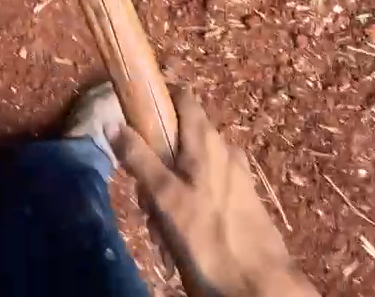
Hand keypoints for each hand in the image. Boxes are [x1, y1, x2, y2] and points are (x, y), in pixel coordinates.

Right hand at [111, 91, 317, 296]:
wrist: (262, 287)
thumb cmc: (210, 236)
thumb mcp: (167, 198)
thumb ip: (139, 159)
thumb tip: (112, 123)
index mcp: (207, 138)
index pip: (182, 96)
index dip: (158, 97)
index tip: (134, 114)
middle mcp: (224, 147)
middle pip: (181, 135)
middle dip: (157, 157)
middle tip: (143, 193)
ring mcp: (237, 173)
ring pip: (191, 165)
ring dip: (170, 187)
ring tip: (160, 224)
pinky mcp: (242, 199)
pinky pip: (206, 188)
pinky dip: (189, 202)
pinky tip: (181, 234)